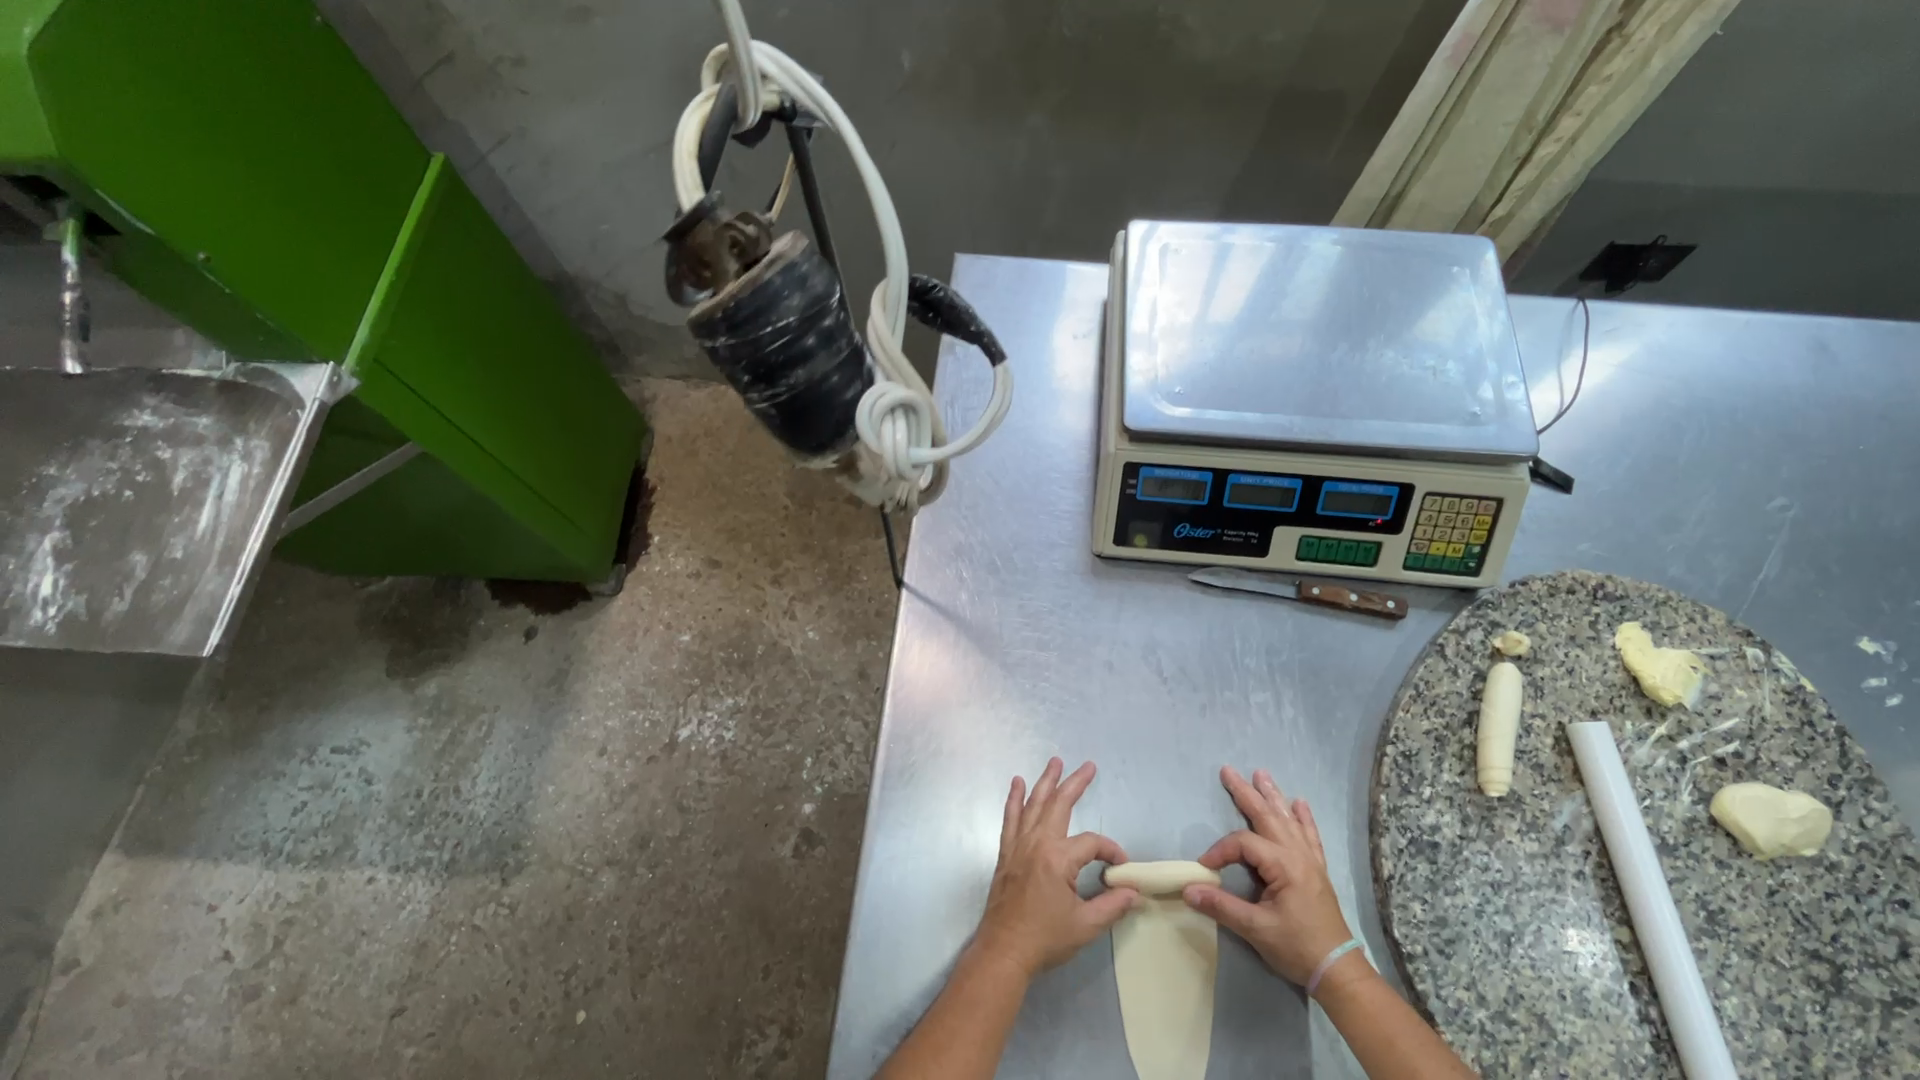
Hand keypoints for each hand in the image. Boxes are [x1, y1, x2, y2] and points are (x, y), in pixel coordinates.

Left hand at [972, 758, 1135, 978]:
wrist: (1003, 952)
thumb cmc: (1045, 939)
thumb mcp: (1086, 926)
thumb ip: (1112, 905)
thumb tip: (1134, 892)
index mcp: (1058, 858)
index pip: (1092, 843)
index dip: (1111, 852)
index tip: (1120, 869)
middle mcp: (1036, 843)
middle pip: (1059, 805)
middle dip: (1075, 783)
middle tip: (1088, 765)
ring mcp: (1018, 846)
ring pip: (1033, 805)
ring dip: (1045, 782)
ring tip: (1055, 762)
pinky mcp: (1006, 854)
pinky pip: (1010, 818)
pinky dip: (1014, 799)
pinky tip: (1017, 784)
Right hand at [1183, 766, 1354, 986]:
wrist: (1337, 969)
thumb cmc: (1297, 947)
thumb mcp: (1255, 929)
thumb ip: (1221, 906)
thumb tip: (1188, 890)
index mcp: (1284, 867)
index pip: (1244, 844)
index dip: (1220, 851)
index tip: (1204, 868)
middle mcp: (1299, 857)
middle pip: (1268, 818)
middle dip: (1246, 793)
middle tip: (1228, 771)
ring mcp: (1310, 862)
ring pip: (1288, 821)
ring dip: (1273, 797)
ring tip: (1261, 774)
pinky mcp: (1317, 871)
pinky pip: (1310, 836)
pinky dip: (1304, 819)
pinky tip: (1300, 803)